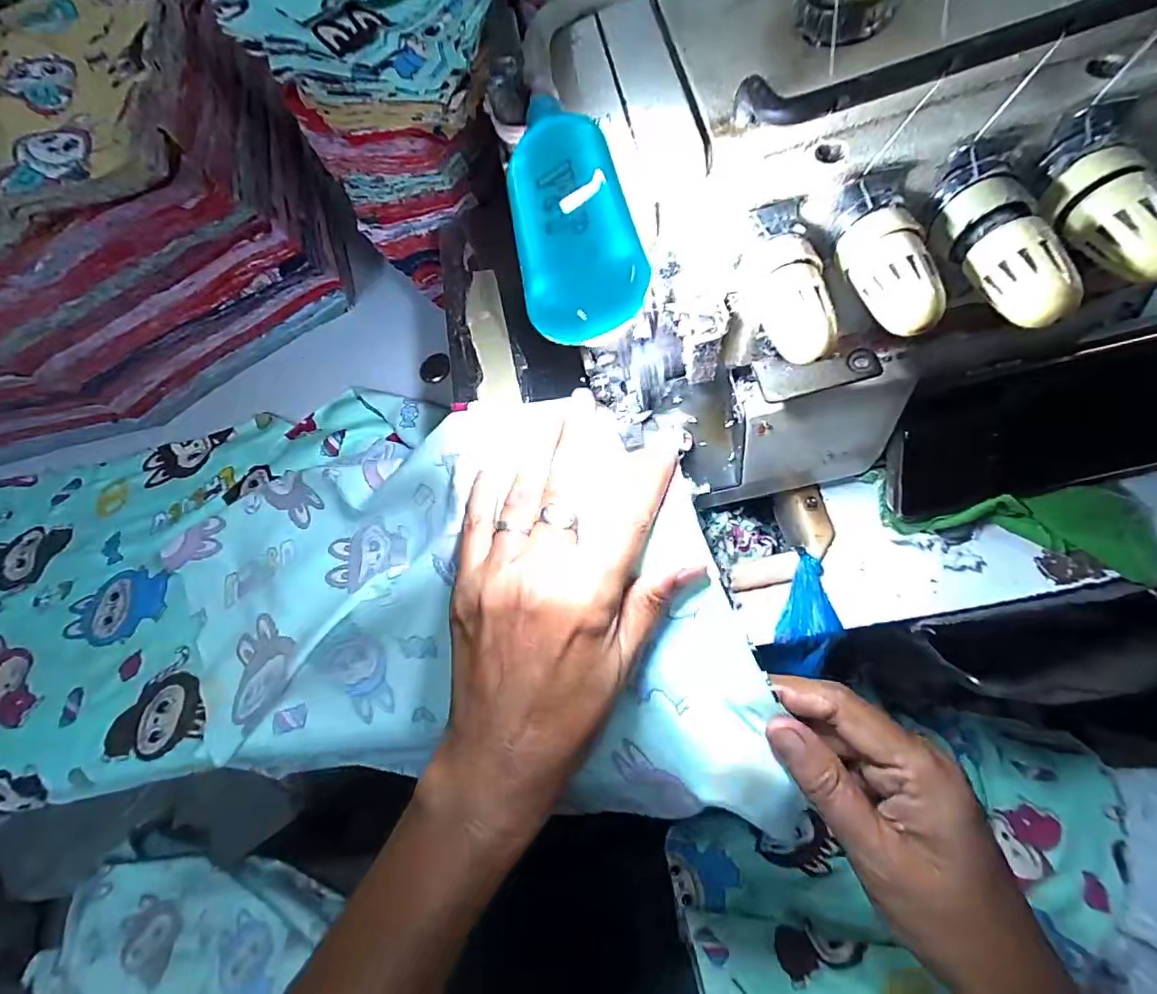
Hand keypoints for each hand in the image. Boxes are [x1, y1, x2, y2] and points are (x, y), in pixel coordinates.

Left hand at [428, 391, 702, 840]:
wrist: (497, 751)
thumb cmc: (569, 715)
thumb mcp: (621, 667)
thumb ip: (650, 606)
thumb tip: (692, 562)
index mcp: (587, 597)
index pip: (625, 522)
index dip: (647, 478)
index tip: (661, 444)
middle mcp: (540, 574)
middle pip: (564, 496)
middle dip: (578, 445)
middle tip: (585, 405)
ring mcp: (495, 574)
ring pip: (516, 500)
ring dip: (533, 454)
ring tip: (544, 419)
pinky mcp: (463, 583)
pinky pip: (473, 524)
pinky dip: (483, 489)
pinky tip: (492, 462)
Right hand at [765, 678, 1073, 993]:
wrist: (998, 967)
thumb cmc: (937, 913)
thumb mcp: (872, 849)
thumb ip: (823, 783)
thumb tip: (776, 725)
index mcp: (917, 762)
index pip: (845, 707)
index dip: (795, 691)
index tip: (746, 689)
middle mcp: (916, 754)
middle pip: (844, 717)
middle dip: (793, 710)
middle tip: (740, 711)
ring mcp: (912, 771)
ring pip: (847, 738)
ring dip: (804, 735)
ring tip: (754, 731)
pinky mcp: (905, 789)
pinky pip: (856, 761)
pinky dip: (822, 760)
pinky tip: (790, 762)